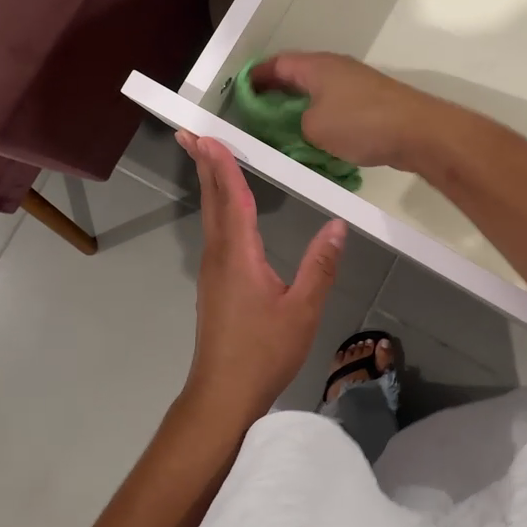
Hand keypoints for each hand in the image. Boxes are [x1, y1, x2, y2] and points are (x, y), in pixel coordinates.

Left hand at [177, 131, 344, 419]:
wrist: (223, 394)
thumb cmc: (264, 353)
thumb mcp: (302, 311)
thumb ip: (319, 267)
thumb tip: (337, 225)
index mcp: (239, 255)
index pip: (233, 199)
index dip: (223, 165)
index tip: (209, 135)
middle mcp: (219, 255)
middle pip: (212, 200)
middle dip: (202, 164)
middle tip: (189, 132)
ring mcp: (212, 271)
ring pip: (210, 216)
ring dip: (208, 183)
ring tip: (205, 157)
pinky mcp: (214, 284)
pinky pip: (214, 232)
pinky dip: (216, 207)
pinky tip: (225, 209)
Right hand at [251, 52, 456, 172]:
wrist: (418, 132)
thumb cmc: (360, 124)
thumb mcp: (313, 128)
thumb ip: (294, 125)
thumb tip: (298, 125)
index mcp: (316, 66)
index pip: (276, 64)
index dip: (255, 78)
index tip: (239, 94)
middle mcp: (336, 69)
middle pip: (297, 77)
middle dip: (276, 97)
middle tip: (257, 118)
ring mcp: (356, 85)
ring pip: (318, 95)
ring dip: (300, 111)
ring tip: (283, 133)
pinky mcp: (372, 104)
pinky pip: (336, 109)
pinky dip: (322, 121)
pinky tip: (318, 142)